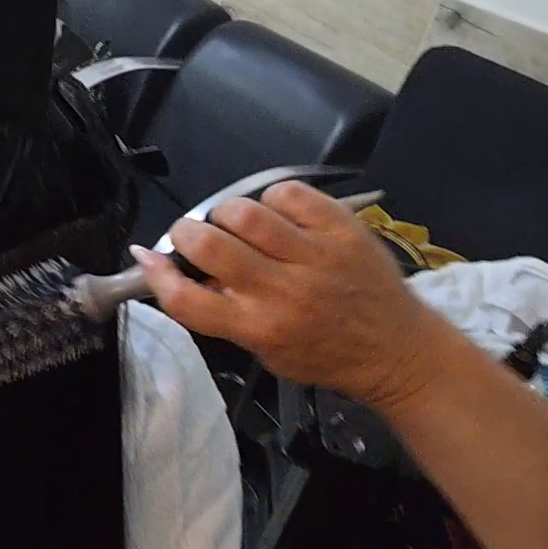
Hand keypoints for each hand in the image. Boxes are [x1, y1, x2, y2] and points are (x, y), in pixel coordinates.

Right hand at [136, 180, 463, 415]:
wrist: (399, 352)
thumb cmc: (323, 354)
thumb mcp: (263, 349)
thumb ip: (221, 311)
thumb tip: (177, 269)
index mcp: (259, 328)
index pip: (187, 299)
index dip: (156, 274)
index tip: (148, 258)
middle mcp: (283, 293)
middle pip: (208, 245)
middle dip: (185, 232)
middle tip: (194, 236)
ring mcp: (316, 257)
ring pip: (245, 213)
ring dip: (225, 213)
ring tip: (234, 223)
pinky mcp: (343, 230)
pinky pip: (289, 194)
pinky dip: (272, 198)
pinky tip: (276, 214)